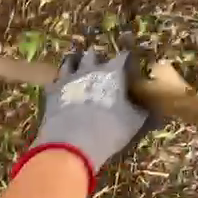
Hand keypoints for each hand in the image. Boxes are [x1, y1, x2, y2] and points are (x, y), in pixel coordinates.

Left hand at [18, 48, 155, 187]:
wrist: (72, 142)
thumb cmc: (109, 130)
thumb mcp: (133, 122)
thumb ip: (141, 110)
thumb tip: (146, 107)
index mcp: (113, 72)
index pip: (122, 56)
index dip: (126, 59)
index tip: (129, 63)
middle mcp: (90, 68)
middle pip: (93, 54)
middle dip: (98, 58)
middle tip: (101, 67)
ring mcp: (68, 77)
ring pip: (71, 61)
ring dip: (76, 63)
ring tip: (79, 69)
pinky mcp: (52, 90)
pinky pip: (55, 79)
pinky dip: (60, 81)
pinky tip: (62, 87)